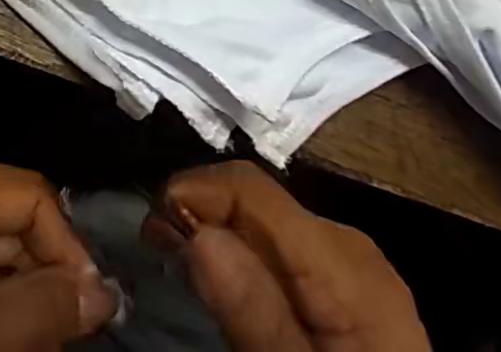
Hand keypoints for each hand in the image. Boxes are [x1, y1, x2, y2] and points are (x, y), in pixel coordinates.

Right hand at [147, 161, 428, 351]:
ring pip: (267, 223)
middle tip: (157, 255)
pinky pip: (285, 250)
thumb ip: (256, 313)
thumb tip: (197, 232)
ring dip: (219, 234)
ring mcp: (351, 262)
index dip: (192, 194)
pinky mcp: (348, 285)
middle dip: (201, 215)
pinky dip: (246, 257)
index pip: (250, 187)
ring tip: (182, 267)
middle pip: (256, 201)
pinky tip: (228, 284)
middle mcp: (345, 242)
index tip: (149, 233)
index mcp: (340, 257)